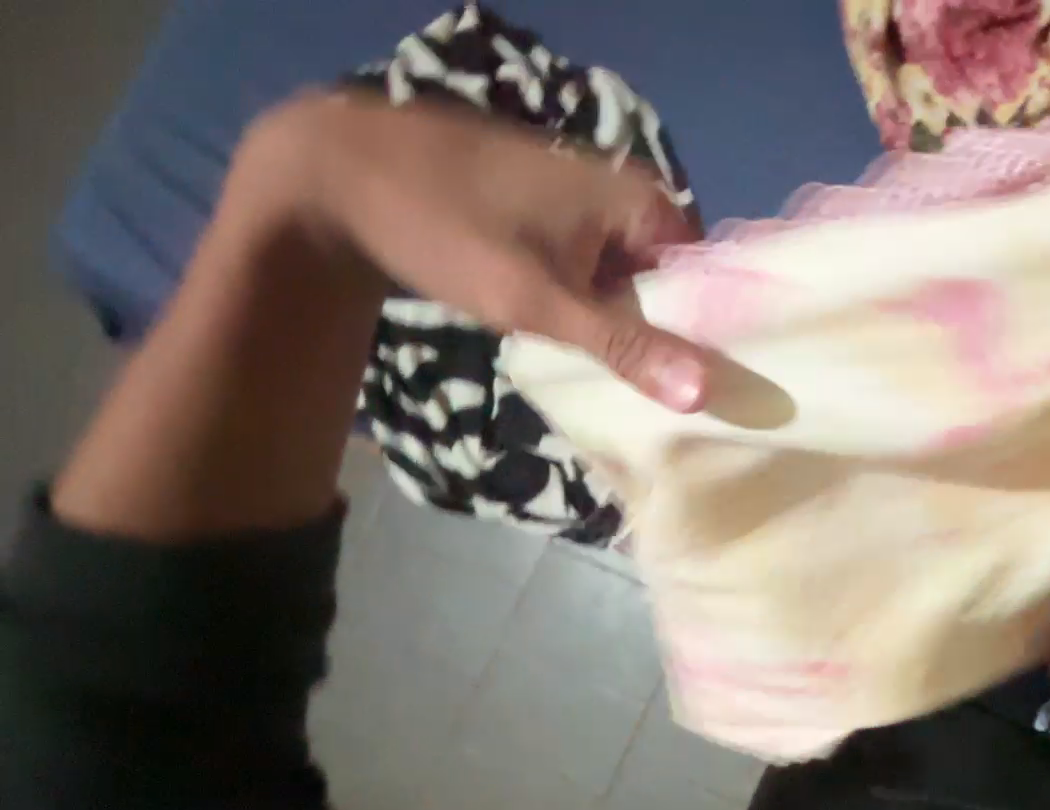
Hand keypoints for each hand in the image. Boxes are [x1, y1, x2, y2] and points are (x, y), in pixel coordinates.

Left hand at [236, 91, 711, 410]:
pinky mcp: (557, 217)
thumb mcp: (540, 300)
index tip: (713, 388)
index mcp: (645, 201)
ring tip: (636, 383)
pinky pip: (602, 272)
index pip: (713, 280)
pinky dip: (599, 309)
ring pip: (636, 282)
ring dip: (633, 328)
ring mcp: (591, 203)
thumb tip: (706, 394)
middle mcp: (630, 193)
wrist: (334, 172)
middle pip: (677, 284)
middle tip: (671, 397)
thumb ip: (626, 346)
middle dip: (672, 337)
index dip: (715, 335)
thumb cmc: (447, 229)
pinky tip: (590, 345)